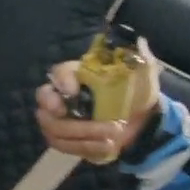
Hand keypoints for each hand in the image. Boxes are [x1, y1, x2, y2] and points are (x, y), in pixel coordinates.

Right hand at [34, 43, 160, 163]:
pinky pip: (63, 146)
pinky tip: (107, 147)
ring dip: (85, 136)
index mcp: (77, 75)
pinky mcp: (62, 138)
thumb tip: (140, 41)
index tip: (74, 91)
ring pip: (54, 130)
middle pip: (45, 107)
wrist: (142, 120)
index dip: (60, 82)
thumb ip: (140, 58)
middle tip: (99, 125)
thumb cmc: (138, 93)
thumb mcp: (144, 72)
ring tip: (113, 137)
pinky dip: (86, 148)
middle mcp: (60, 96)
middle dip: (71, 120)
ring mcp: (57, 119)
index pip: (58, 73)